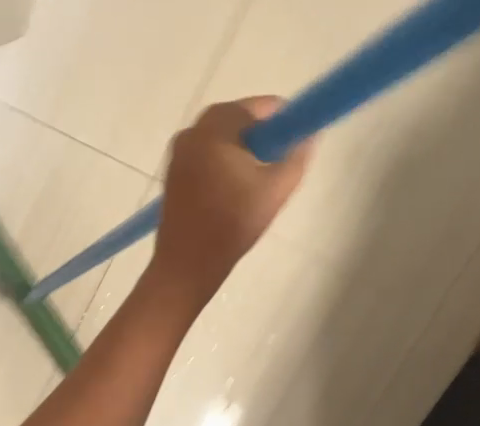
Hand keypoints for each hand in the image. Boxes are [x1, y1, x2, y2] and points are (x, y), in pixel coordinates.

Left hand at [146, 97, 312, 303]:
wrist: (186, 265)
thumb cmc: (232, 224)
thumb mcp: (278, 185)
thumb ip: (298, 152)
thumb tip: (307, 135)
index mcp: (213, 129)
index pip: (257, 107)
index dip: (281, 119)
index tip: (295, 137)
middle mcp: (189, 135)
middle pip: (235, 120)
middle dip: (260, 135)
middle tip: (277, 158)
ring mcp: (176, 157)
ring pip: (219, 140)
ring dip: (241, 151)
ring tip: (256, 178)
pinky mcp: (171, 178)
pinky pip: (204, 158)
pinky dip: (222, 164)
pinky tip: (233, 190)